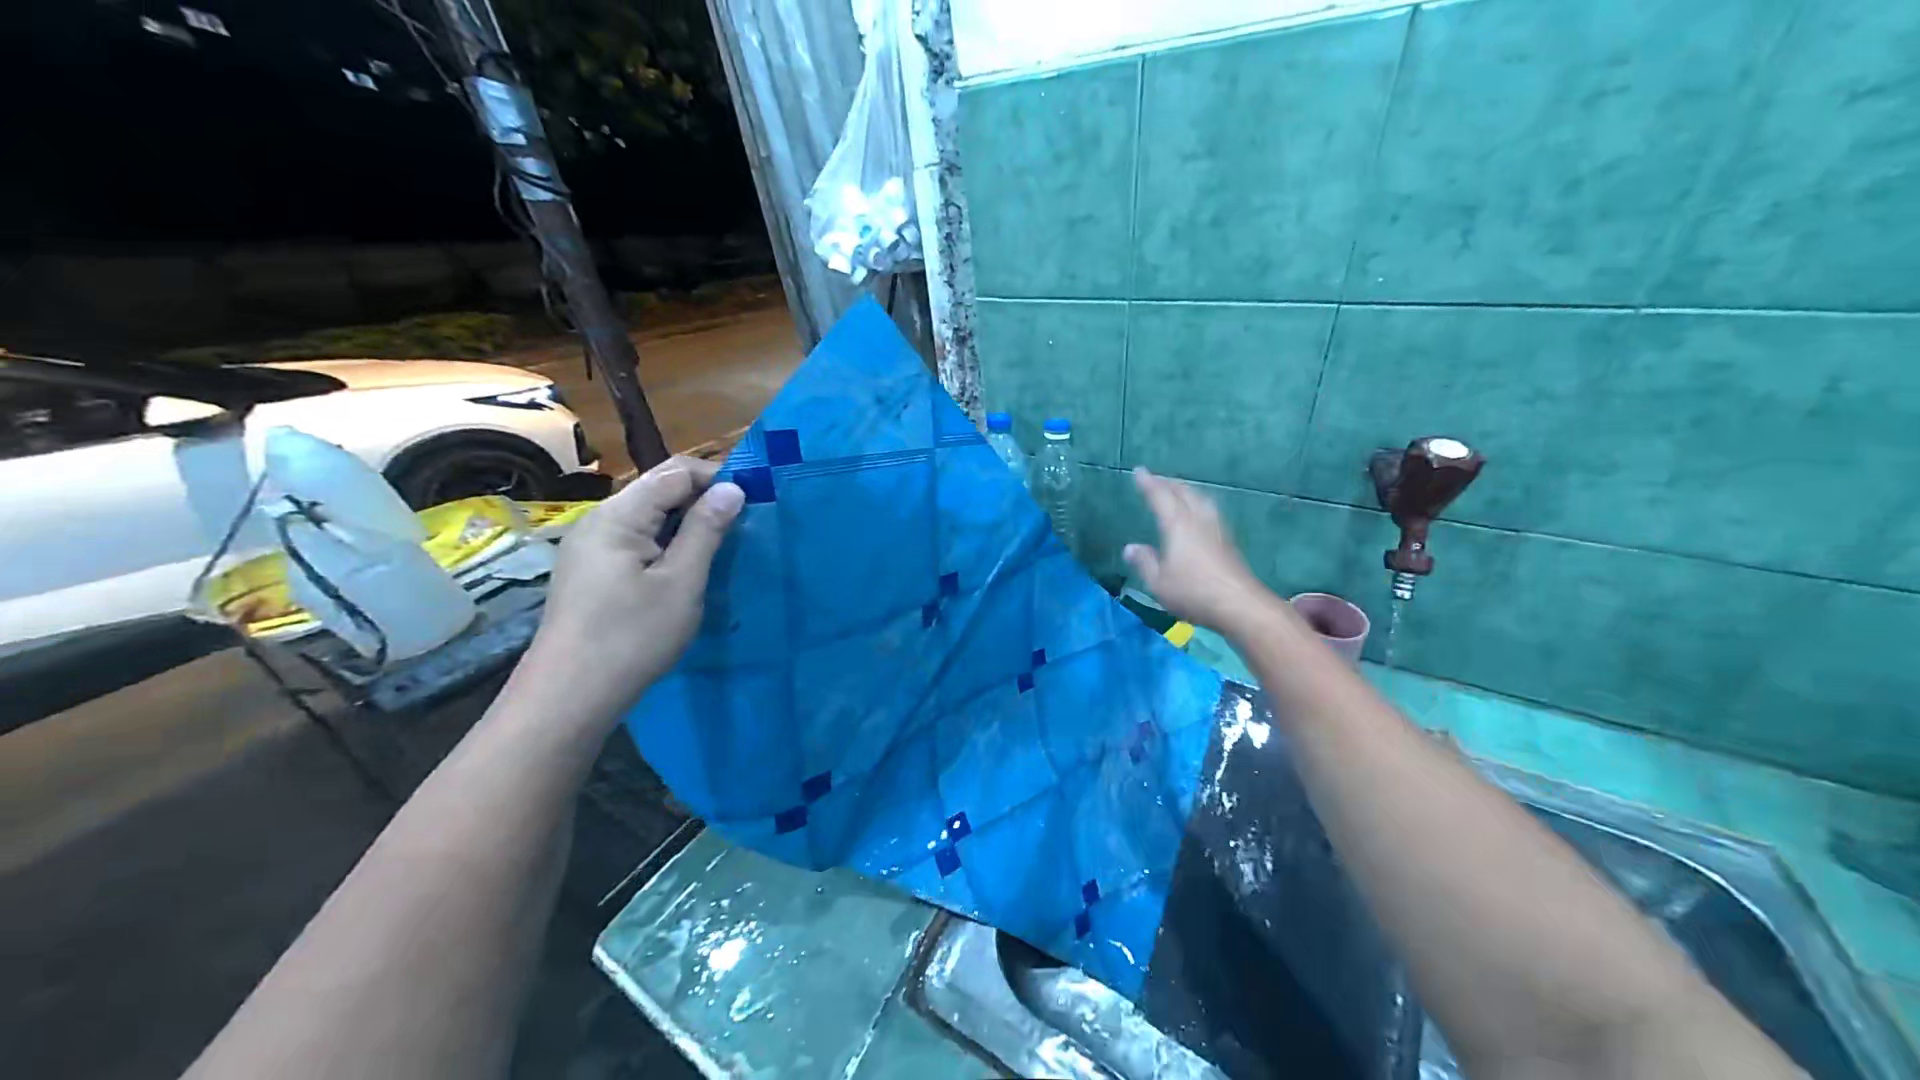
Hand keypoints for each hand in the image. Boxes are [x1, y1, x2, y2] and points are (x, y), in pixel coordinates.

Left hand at [531, 455, 743, 711]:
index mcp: (618, 516)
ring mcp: (589, 545)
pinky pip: (634, 538)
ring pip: (646, 515)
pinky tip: (683, 567)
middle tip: (740, 525)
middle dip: (701, 498)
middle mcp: (598, 520)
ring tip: (718, 545)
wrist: (569, 694)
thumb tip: (733, 488)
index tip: (751, 500)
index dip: (715, 478)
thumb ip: (706, 530)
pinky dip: (665, 541)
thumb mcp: (681, 583)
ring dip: (684, 522)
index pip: (674, 473)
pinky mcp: (589, 569)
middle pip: (657, 489)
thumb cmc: (632, 637)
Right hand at [1122, 467, 1273, 634]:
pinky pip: (1210, 511)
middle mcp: (1199, 521)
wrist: (1240, 604)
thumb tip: (1131, 547)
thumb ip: (1144, 562)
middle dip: (1169, 484)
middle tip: (1156, 480)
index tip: (1139, 471)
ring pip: (1201, 500)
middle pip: (1185, 493)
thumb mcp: (1159, 582)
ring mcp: (1217, 530)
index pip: (1161, 497)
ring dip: (1187, 491)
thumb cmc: (1193, 592)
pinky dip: (1198, 504)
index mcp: (1178, 525)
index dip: (1149, 483)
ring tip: (1178, 491)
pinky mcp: (1228, 542)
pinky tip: (1199, 514)